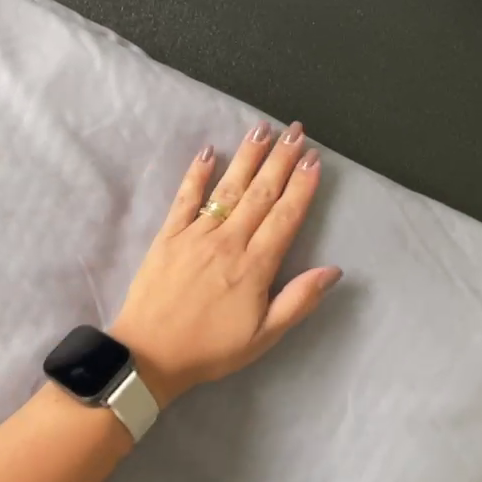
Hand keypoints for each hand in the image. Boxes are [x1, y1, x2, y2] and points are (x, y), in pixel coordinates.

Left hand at [108, 121, 342, 405]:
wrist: (149, 354)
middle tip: (296, 130)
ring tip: (262, 128)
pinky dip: (196, 174)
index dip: (302, 185)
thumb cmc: (209, 350)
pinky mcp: (168, 236)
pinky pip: (185, 198)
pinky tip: (208, 152)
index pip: (285, 216)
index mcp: (255, 266)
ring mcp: (195, 235)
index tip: (314, 158)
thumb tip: (333, 270)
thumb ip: (298, 301)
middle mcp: (228, 242)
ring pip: (227, 188)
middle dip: (281, 159)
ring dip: (246, 157)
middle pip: (260, 193)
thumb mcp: (263, 337)